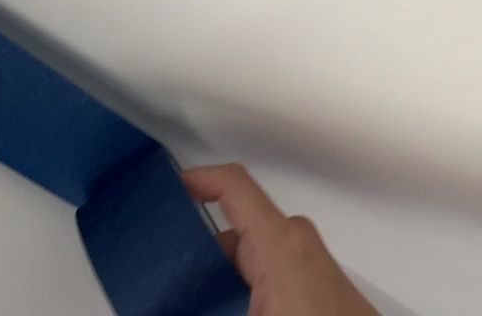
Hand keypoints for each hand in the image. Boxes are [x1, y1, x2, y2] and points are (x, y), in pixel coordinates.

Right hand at [184, 164, 379, 315]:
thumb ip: (208, 304)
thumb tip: (166, 305)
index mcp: (280, 242)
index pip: (234, 185)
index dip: (198, 179)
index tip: (167, 189)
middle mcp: (296, 242)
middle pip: (235, 229)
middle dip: (197, 251)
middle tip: (166, 273)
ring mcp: (308, 262)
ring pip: (250, 256)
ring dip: (219, 277)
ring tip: (190, 299)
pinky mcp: (315, 285)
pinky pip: (268, 273)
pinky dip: (242, 288)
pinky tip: (225, 309)